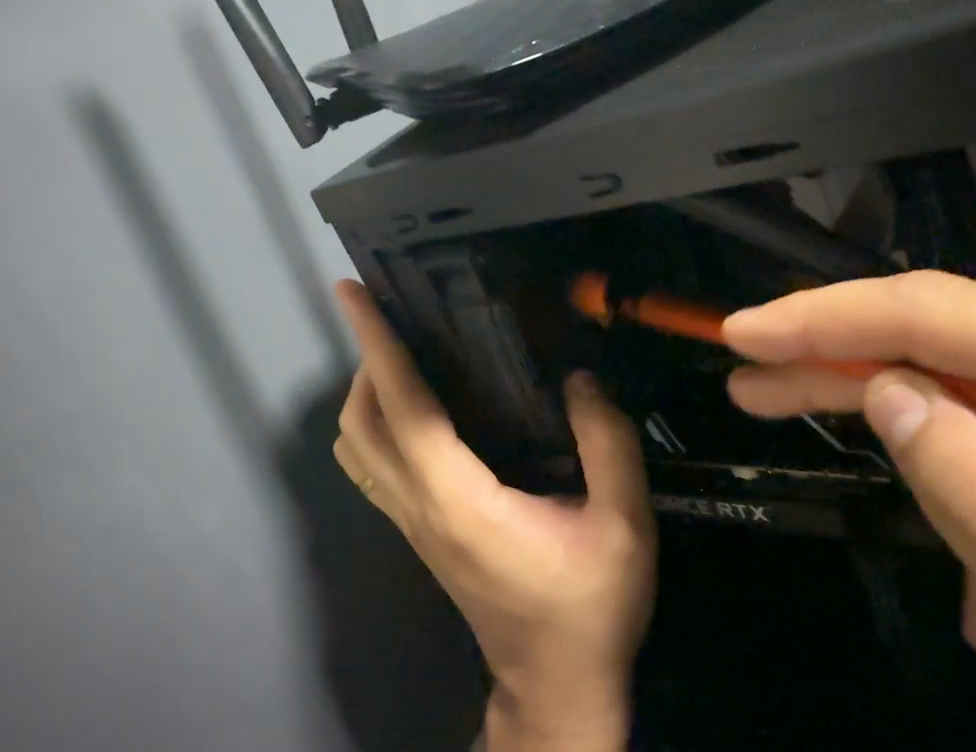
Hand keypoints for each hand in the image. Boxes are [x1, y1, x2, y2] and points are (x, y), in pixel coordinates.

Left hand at [332, 282, 655, 750]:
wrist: (558, 681)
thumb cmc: (589, 606)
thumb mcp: (623, 523)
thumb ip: (607, 442)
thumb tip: (578, 378)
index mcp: (460, 500)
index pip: (403, 407)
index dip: (377, 345)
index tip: (352, 295)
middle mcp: (420, 507)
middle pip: (361, 423)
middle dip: (365, 360)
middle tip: (394, 316)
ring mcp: (411, 525)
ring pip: (356, 449)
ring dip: (365, 395)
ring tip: (404, 356)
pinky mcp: (418, 534)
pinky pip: (372, 468)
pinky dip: (376, 425)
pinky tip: (416, 410)